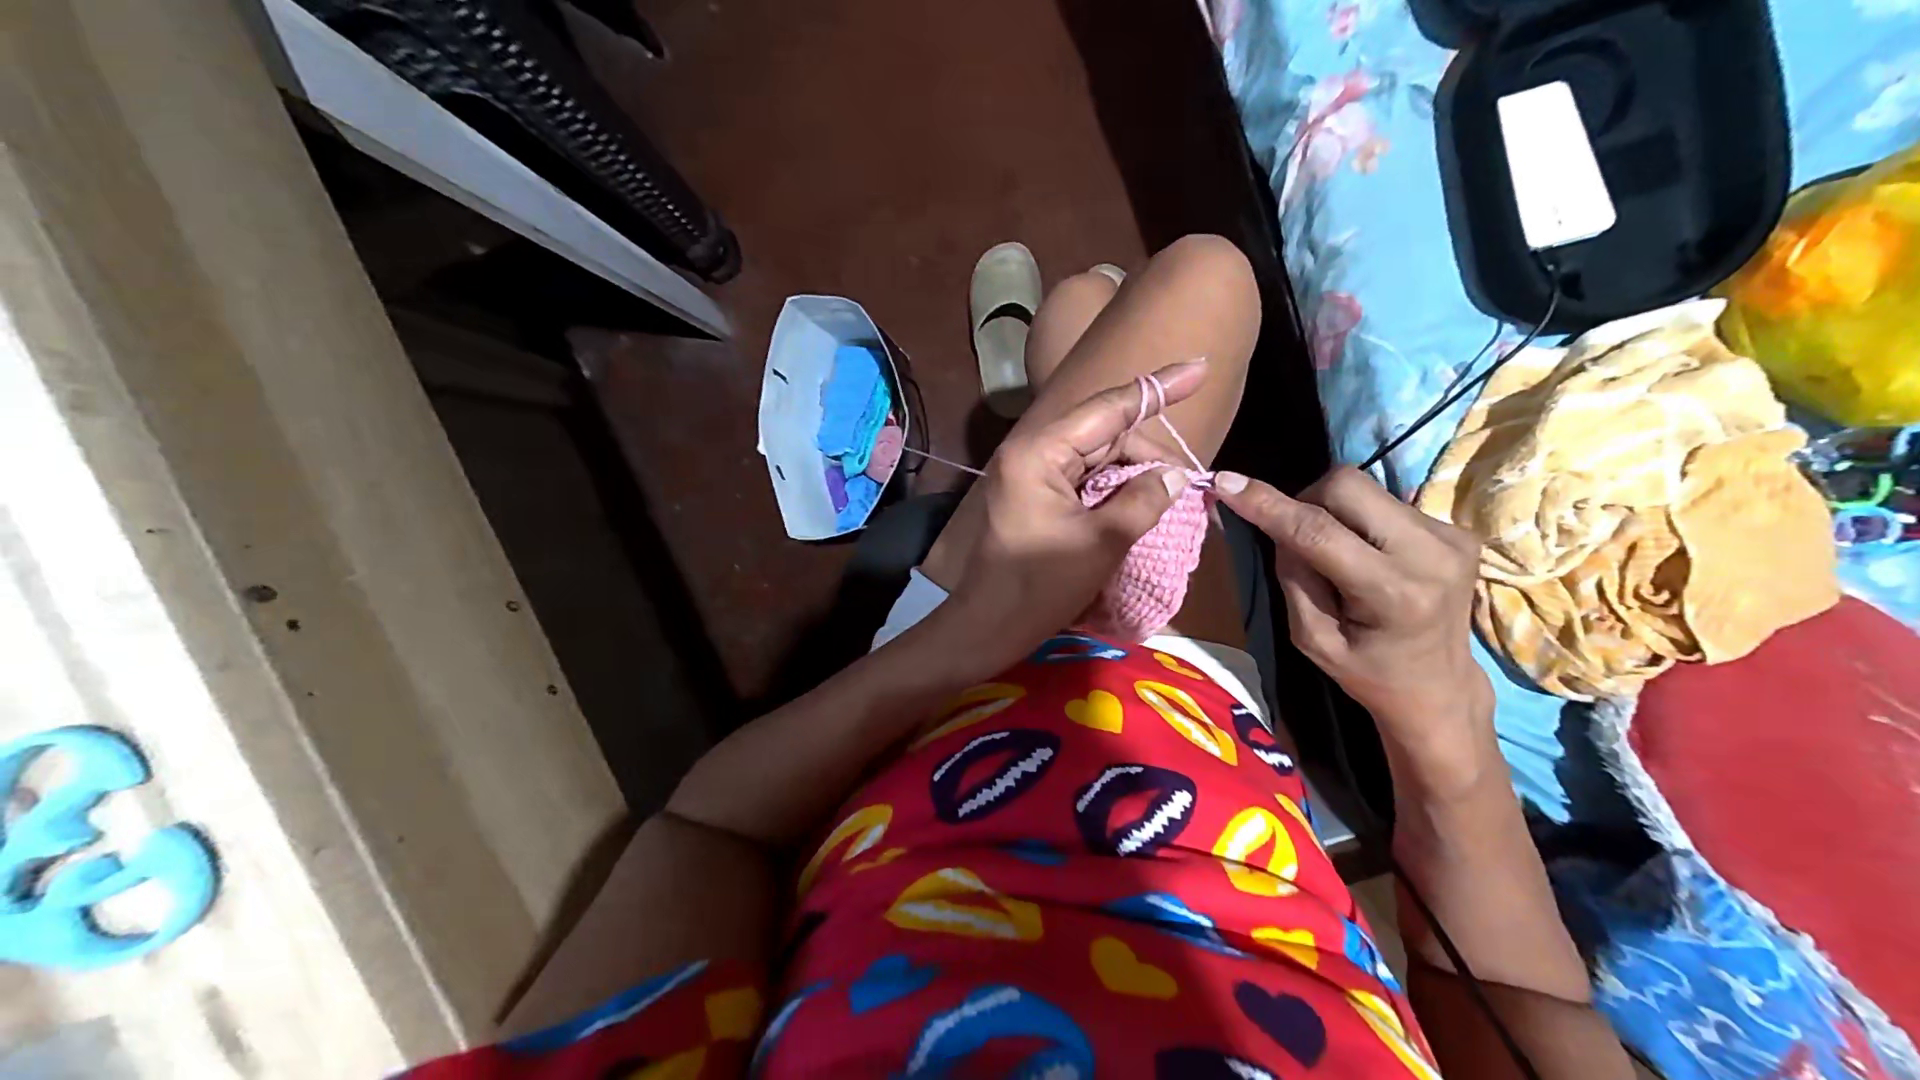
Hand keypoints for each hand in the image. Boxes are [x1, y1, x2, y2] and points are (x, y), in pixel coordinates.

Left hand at [941, 360, 1205, 672]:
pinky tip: (1139, 499)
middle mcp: (1032, 452)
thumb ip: (1143, 499)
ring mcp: (1031, 473)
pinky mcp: (1035, 495)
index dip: (1157, 389)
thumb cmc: (1040, 586)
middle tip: (1184, 478)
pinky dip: (1113, 486)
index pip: (1108, 408)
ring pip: (1096, 455)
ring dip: (1133, 470)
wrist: (988, 626)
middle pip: (1103, 432)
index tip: (1200, 367)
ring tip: (1168, 493)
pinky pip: (1083, 477)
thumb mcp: (1101, 542)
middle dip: (1147, 448)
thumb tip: (1175, 475)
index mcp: (1040, 452)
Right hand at [1212, 466, 1496, 799]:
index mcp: (1393, 593)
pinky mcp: (1457, 528)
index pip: (1317, 532)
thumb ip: (1292, 577)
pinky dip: (1359, 519)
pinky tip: (1366, 553)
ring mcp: (1450, 536)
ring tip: (1336, 552)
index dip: (1267, 504)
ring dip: (1333, 510)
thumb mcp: (1311, 638)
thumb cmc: (1366, 671)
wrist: (1439, 685)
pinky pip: (1385, 500)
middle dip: (1306, 499)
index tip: (1226, 482)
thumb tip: (1275, 521)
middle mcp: (1431, 554)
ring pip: (1366, 487)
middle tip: (1294, 535)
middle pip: (1347, 486)